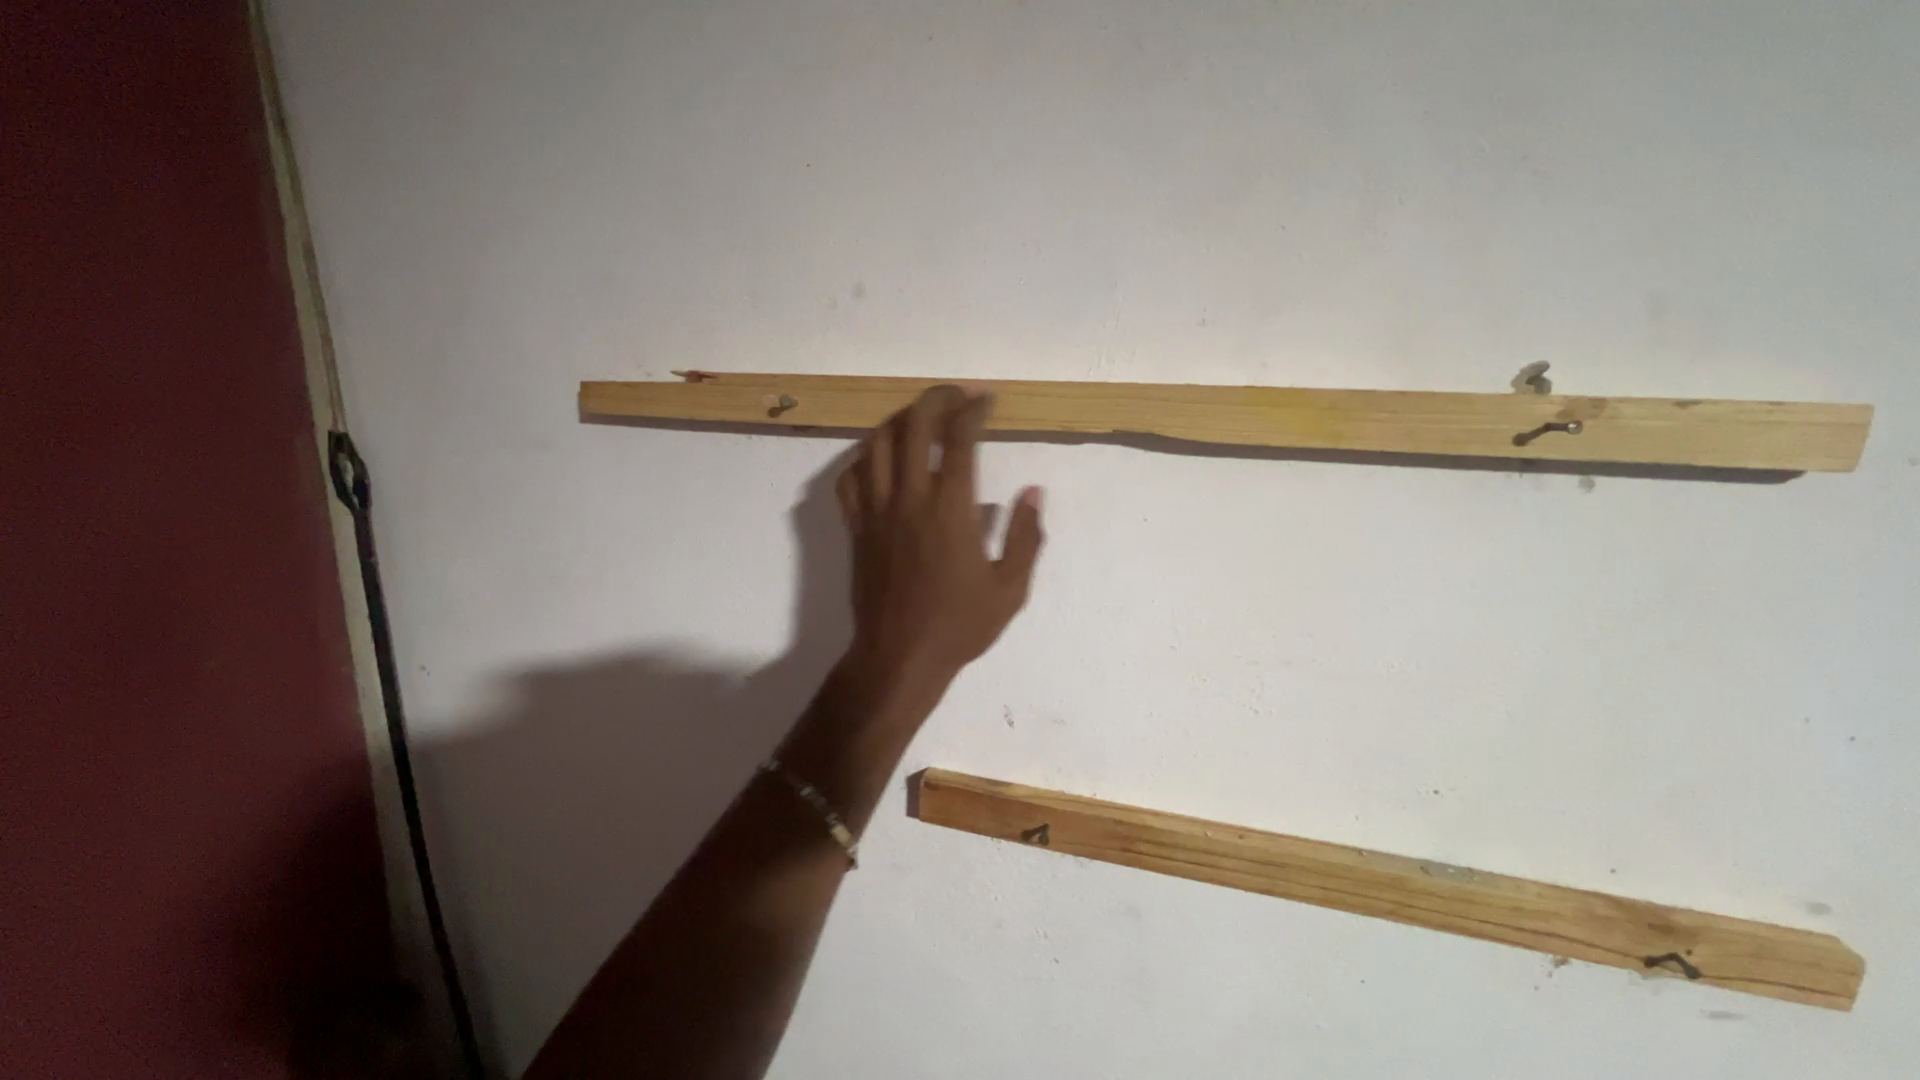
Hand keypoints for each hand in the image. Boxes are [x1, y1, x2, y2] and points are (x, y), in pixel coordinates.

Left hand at [835, 384, 1043, 686]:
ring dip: (900, 420)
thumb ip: (1026, 537)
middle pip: (912, 426)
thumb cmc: (959, 626)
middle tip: (957, 396)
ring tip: (920, 419)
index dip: (974, 409)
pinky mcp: (856, 529)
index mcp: (950, 509)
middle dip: (936, 399)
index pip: (959, 438)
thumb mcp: (1010, 589)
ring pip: (876, 444)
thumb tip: (1032, 492)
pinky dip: (864, 458)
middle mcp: (908, 499)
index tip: (987, 400)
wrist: (899, 657)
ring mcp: (875, 512)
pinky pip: (849, 479)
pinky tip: (881, 461)